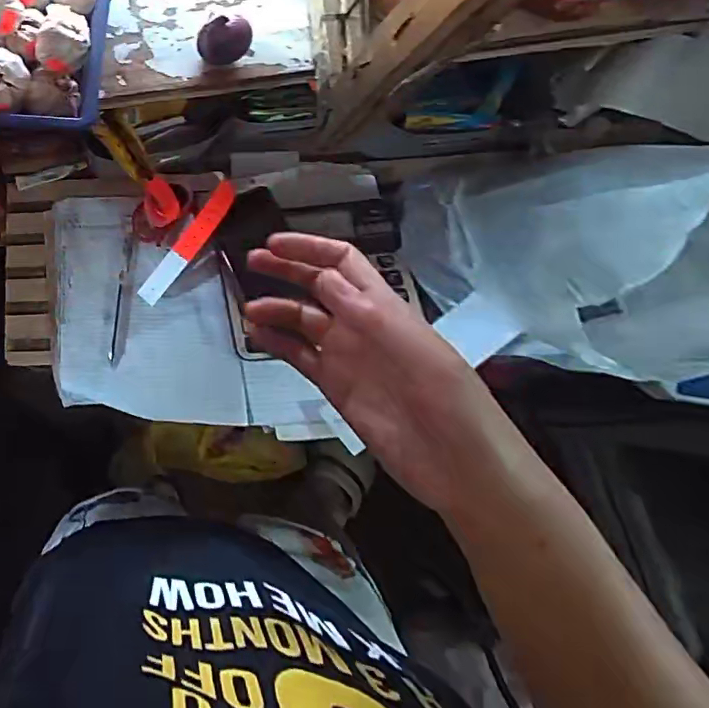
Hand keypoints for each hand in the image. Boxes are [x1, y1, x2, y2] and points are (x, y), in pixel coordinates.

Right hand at [244, 232, 513, 515]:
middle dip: (286, 270)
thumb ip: (364, 311)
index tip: (276, 244)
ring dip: (275, 310)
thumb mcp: (411, 346)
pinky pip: (299, 356)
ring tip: (250, 310)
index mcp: (383, 306)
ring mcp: (345, 355)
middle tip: (254, 261)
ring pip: (302, 320)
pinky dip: (276, 343)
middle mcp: (360, 324)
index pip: (342, 262)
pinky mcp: (334, 385)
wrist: (458, 463)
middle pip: (316, 285)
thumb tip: (323, 277)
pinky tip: (257, 337)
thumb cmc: (447, 398)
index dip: (309, 248)